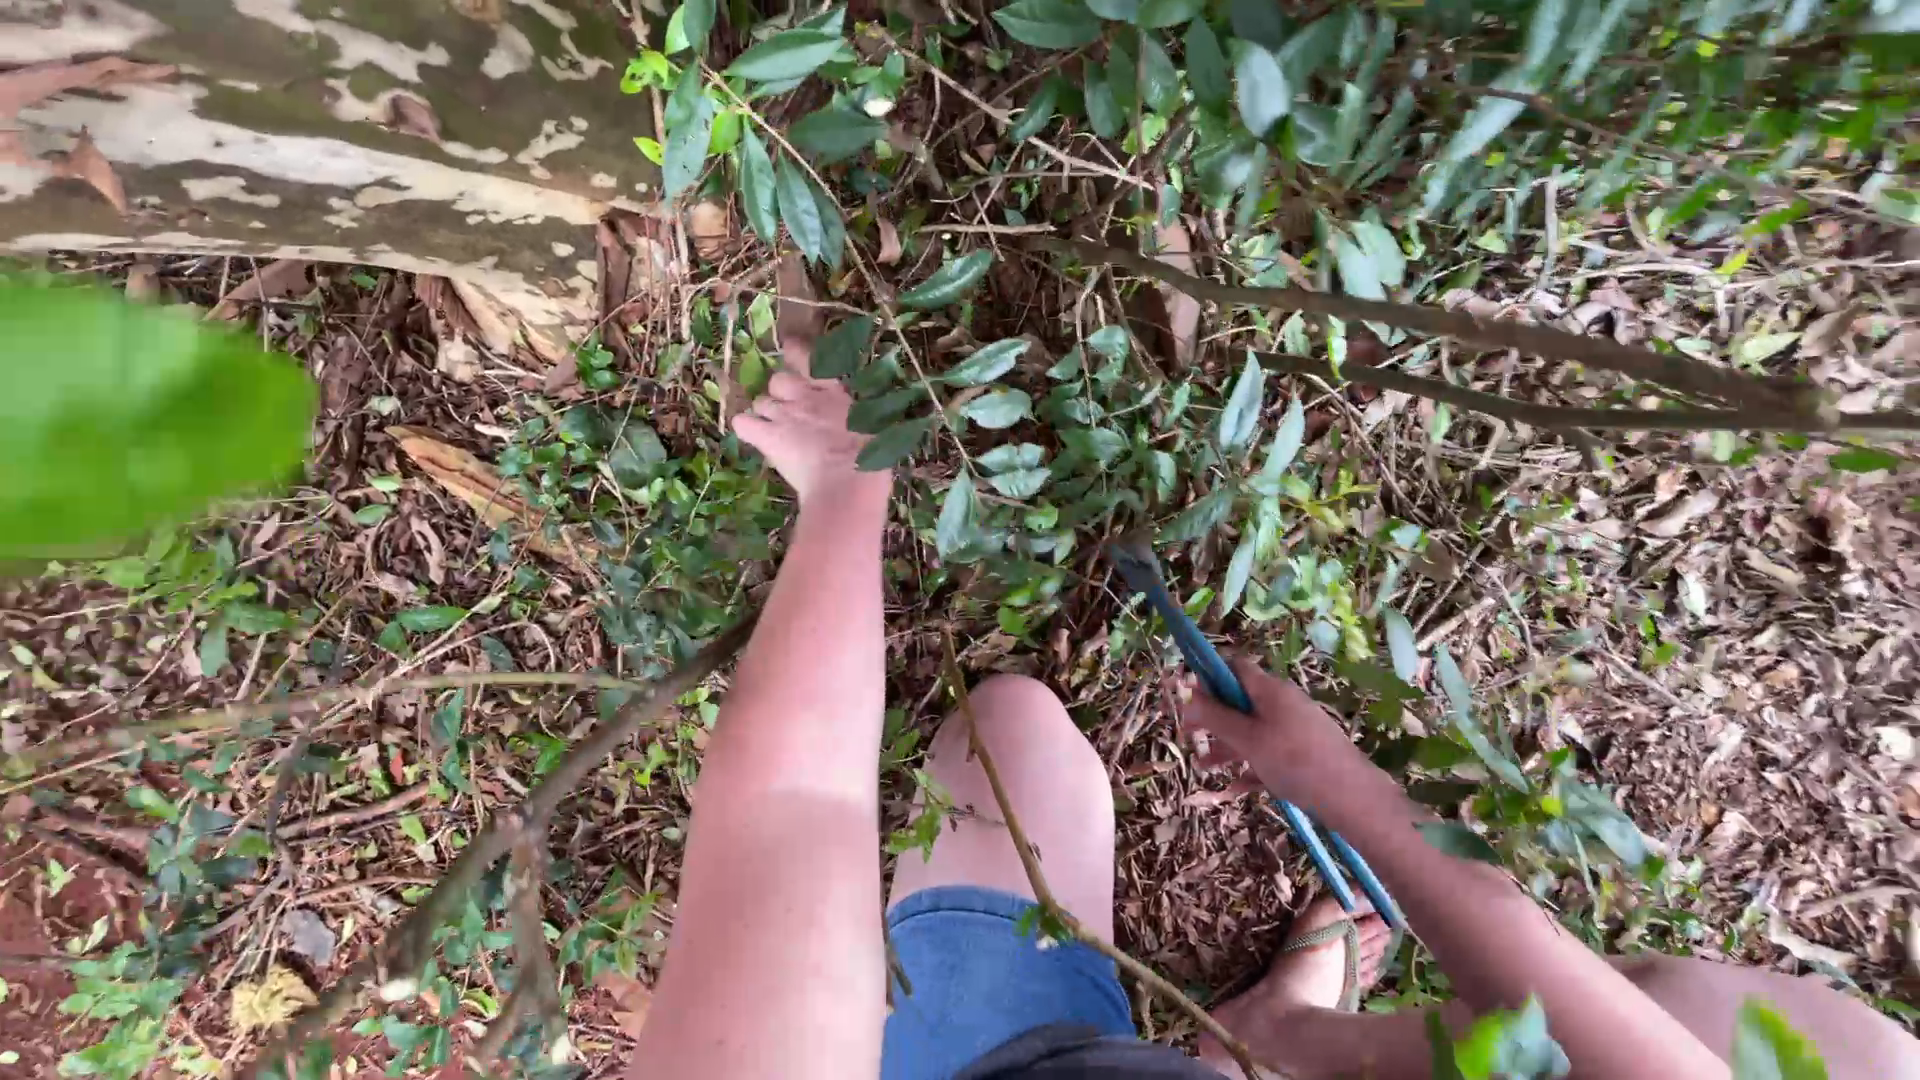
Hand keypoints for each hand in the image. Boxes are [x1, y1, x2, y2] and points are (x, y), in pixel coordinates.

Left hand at [733, 368, 884, 505]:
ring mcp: (782, 414)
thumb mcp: (873, 428)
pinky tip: (757, 439)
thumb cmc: (869, 461)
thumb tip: (856, 417)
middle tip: (792, 412)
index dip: (796, 355)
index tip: (795, 359)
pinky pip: (742, 423)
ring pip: (760, 402)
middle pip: (778, 380)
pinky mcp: (766, 437)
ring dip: (766, 414)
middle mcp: (804, 395)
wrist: (847, 485)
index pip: (807, 358)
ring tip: (776, 432)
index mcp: (834, 391)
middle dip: (781, 393)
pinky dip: (747, 429)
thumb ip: (858, 414)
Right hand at [1174, 658, 1389, 822]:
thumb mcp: (1246, 739)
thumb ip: (1214, 716)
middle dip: (1213, 718)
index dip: (1209, 677)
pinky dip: (1252, 764)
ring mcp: (1296, 727)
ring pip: (1253, 729)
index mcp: (1269, 690)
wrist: (1353, 799)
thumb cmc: (1294, 761)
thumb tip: (1187, 693)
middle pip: (1240, 701)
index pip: (1234, 667)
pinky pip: (1270, 751)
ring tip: (1205, 767)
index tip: (1189, 699)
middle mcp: (1283, 702)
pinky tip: (1238, 786)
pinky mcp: (1305, 751)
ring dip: (1227, 746)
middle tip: (1190, 735)